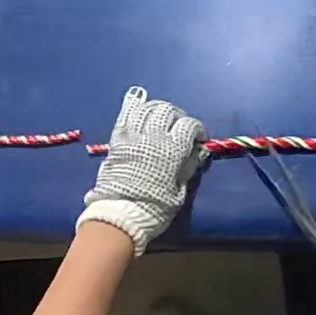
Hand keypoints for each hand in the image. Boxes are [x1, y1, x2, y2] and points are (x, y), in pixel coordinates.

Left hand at [76, 87, 207, 254]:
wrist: (119, 213)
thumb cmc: (153, 207)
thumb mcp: (178, 192)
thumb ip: (188, 168)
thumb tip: (198, 152)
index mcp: (172, 149)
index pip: (189, 125)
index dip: (197, 129)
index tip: (198, 137)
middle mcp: (152, 136)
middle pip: (167, 110)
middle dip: (177, 115)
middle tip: (179, 125)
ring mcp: (132, 135)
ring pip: (147, 108)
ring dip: (157, 108)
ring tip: (160, 116)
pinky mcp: (117, 139)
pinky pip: (125, 114)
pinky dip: (133, 105)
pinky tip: (138, 101)